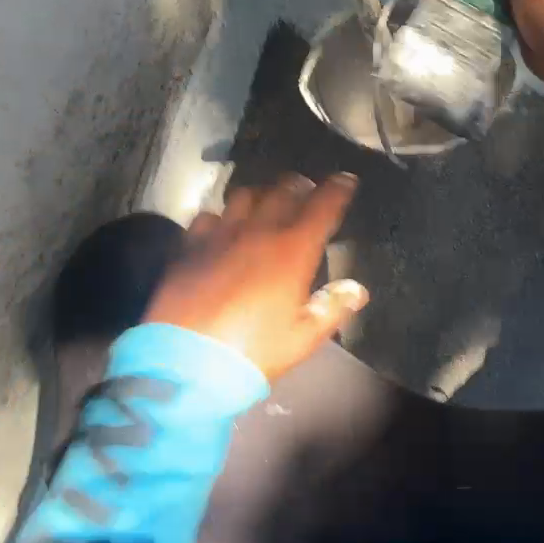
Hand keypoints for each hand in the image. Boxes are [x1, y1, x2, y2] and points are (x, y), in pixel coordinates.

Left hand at [143, 173, 369, 379]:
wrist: (186, 362)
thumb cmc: (253, 353)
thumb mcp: (302, 338)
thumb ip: (331, 309)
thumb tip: (357, 289)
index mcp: (293, 251)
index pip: (322, 208)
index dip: (336, 190)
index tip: (345, 180)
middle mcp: (259, 232)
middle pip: (283, 192)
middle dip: (298, 186)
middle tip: (305, 189)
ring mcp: (221, 235)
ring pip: (245, 197)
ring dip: (261, 195)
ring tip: (265, 203)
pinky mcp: (190, 246)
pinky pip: (208, 217)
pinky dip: (221, 218)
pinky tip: (221, 228)